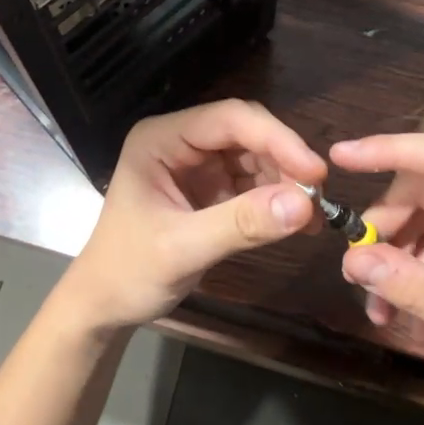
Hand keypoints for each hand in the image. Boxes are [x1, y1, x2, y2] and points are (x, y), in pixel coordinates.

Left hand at [62, 100, 325, 329]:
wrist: (104, 305)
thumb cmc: (128, 272)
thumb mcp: (182, 249)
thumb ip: (240, 224)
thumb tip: (304, 205)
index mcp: (160, 139)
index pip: (228, 119)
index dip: (276, 139)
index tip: (314, 172)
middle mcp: (180, 142)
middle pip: (246, 133)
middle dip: (284, 160)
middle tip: (319, 197)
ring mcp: (196, 165)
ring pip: (255, 156)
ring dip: (286, 181)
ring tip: (312, 216)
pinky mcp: (209, 189)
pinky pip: (252, 182)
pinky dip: (277, 198)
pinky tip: (298, 222)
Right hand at [332, 132, 423, 396]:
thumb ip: (418, 291)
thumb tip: (354, 261)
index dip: (393, 150)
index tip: (341, 156)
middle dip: (386, 227)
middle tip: (357, 272)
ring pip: (419, 207)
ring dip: (395, 253)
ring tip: (381, 308)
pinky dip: (410, 262)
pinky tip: (402, 307)